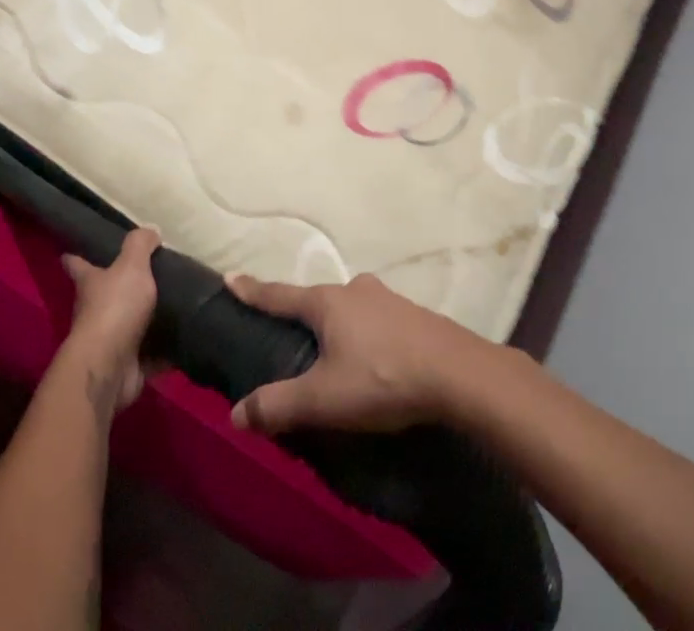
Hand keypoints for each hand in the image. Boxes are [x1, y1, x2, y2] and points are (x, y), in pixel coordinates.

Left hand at [59, 228, 160, 410]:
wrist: (110, 365)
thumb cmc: (115, 308)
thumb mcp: (131, 266)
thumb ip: (140, 245)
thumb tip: (150, 230)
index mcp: (90, 283)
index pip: (76, 264)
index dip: (76, 256)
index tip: (77, 249)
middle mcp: (94, 311)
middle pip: (105, 294)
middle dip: (120, 287)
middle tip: (152, 274)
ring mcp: (111, 340)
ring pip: (130, 324)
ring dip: (148, 319)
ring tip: (178, 305)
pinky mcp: (129, 363)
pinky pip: (153, 354)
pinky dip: (167, 350)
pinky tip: (188, 340)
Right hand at [226, 272, 499, 434]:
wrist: (462, 376)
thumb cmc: (383, 379)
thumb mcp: (323, 399)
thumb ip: (278, 406)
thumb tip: (234, 415)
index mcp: (328, 303)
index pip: (279, 295)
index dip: (253, 291)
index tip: (230, 277)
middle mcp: (357, 292)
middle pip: (320, 298)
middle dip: (305, 311)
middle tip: (292, 329)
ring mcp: (392, 301)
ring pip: (354, 308)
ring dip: (342, 323)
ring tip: (336, 349)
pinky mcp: (419, 318)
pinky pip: (380, 321)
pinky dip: (369, 334)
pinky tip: (376, 356)